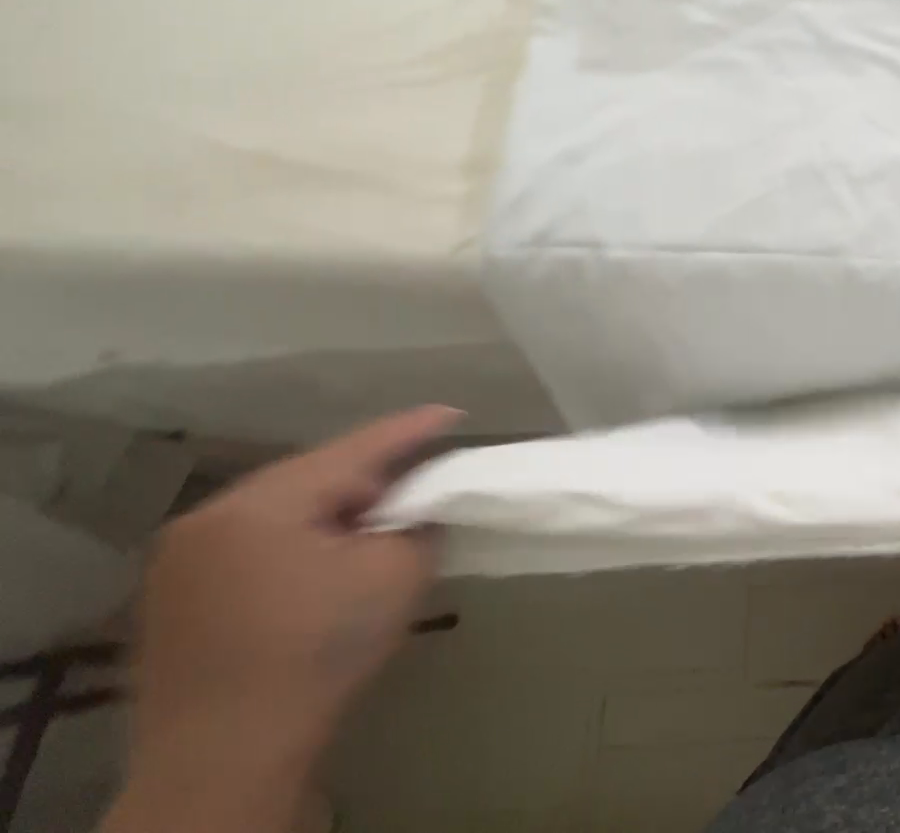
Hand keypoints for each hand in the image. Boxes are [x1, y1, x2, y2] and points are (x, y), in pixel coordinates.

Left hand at [107, 407, 459, 832]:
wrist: (226, 754)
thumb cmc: (321, 649)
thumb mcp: (398, 573)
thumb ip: (418, 524)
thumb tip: (418, 511)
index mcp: (262, 503)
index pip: (355, 450)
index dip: (412, 430)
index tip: (454, 413)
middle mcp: (211, 517)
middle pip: (313, 477)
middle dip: (371, 476)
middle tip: (425, 478)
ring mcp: (183, 558)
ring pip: (283, 510)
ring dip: (335, 510)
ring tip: (382, 518)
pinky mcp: (177, 596)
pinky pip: (256, 542)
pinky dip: (302, 539)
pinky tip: (329, 558)